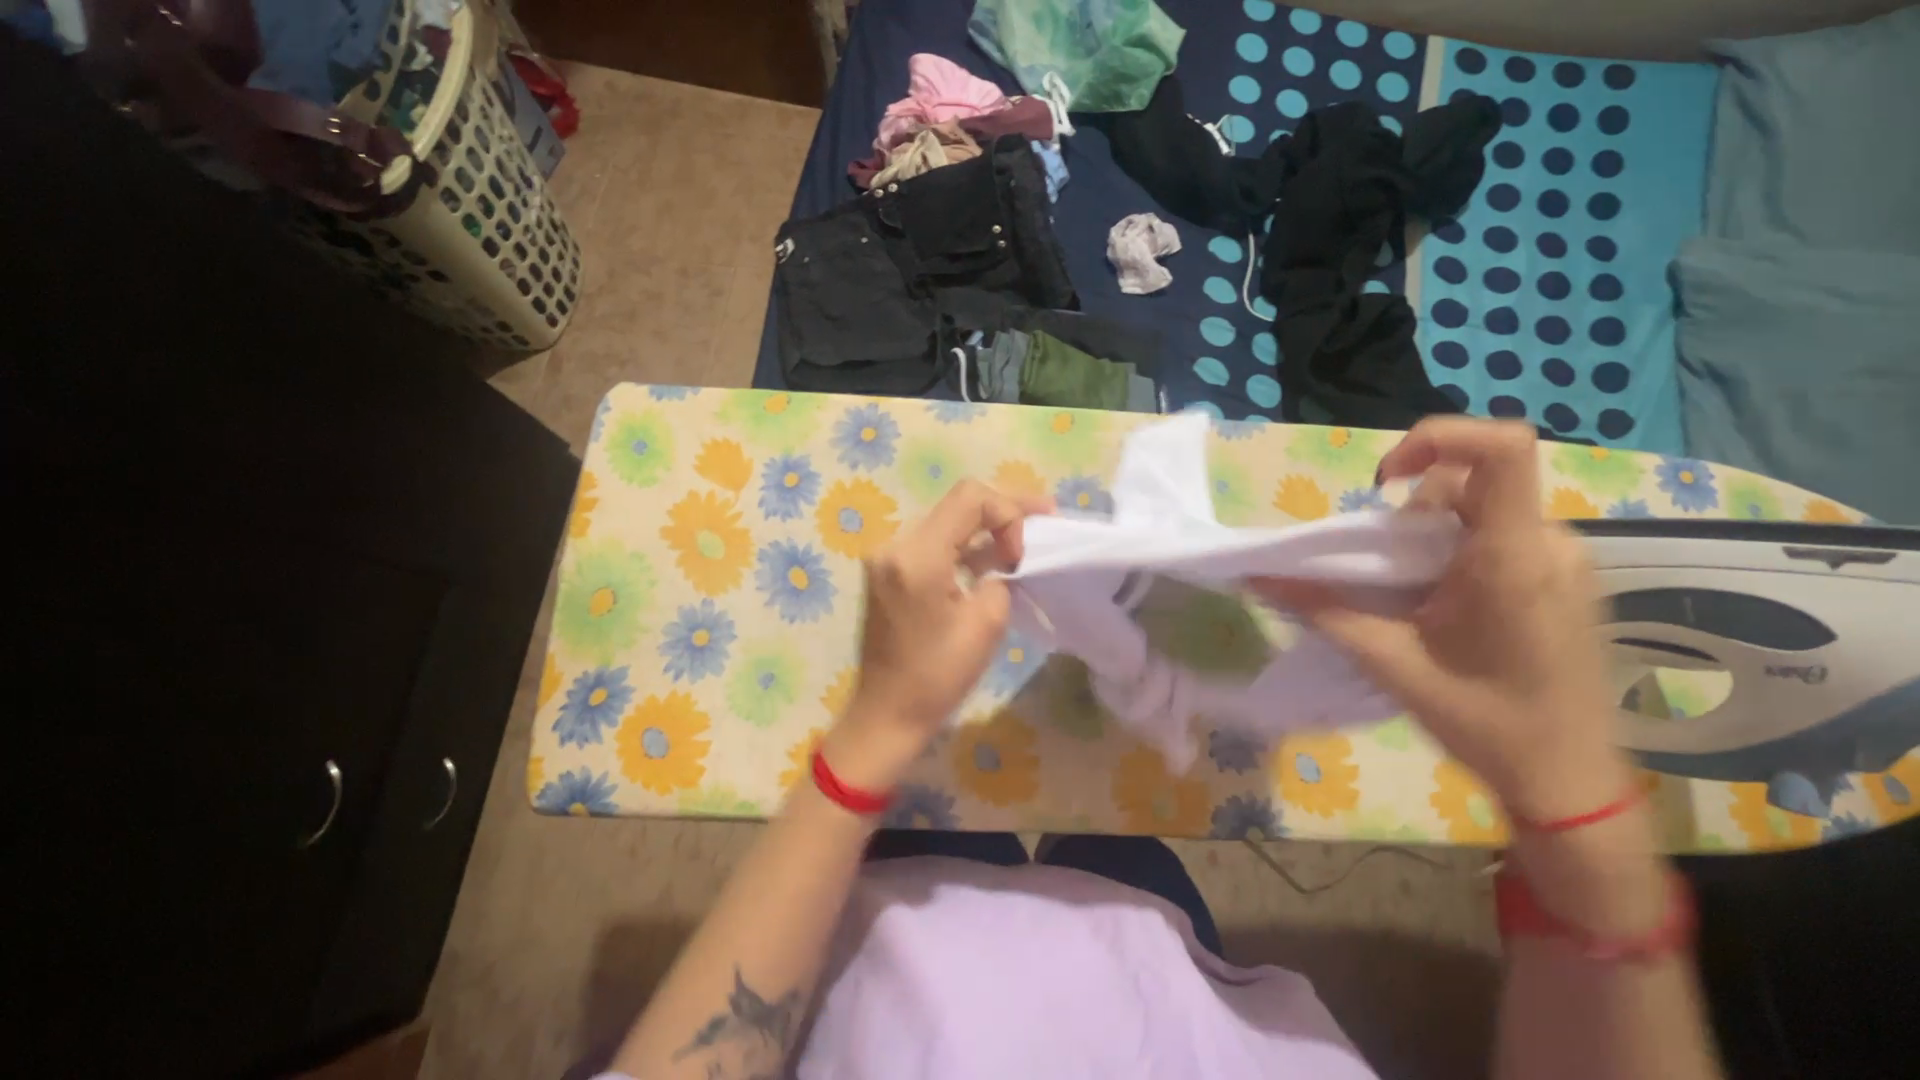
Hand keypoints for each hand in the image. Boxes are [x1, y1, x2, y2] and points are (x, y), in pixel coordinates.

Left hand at [825, 480, 1052, 789]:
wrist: (887, 713)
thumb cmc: (937, 677)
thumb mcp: (986, 623)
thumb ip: (999, 575)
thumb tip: (999, 560)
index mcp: (916, 555)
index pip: (970, 498)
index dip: (1009, 512)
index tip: (1021, 555)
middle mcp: (894, 544)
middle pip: (957, 503)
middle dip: (1003, 511)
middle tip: (1046, 519)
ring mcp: (887, 556)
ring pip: (947, 520)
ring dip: (985, 527)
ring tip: (1023, 542)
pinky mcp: (889, 571)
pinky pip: (933, 542)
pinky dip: (964, 545)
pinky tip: (993, 558)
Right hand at [1254, 417, 1627, 821]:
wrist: (1569, 780)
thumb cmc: (1484, 724)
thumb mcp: (1393, 664)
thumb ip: (1326, 610)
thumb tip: (1261, 574)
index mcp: (1513, 557)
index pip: (1500, 447)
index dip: (1437, 438)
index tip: (1385, 481)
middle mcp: (1550, 544)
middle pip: (1472, 482)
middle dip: (1414, 512)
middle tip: (1387, 572)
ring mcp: (1567, 561)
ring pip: (1485, 510)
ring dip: (1435, 536)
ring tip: (1416, 599)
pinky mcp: (1569, 579)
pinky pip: (1505, 536)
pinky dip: (1462, 552)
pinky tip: (1448, 609)